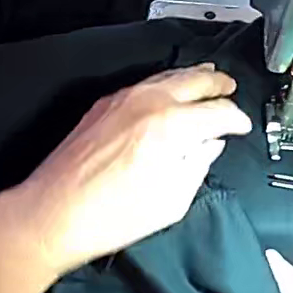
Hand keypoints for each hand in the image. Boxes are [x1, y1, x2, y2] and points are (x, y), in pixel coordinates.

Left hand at [1, 64, 252, 276]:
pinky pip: (143, 84)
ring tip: (206, 79)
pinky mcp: (102, 106)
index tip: (240, 126)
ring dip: (191, 77)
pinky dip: (163, 83)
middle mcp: (147, 103)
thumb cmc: (107, 215)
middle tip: (229, 87)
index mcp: (171, 126)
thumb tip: (208, 147)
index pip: (218, 112)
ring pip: (167, 76)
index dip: (236, 119)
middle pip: (195, 80)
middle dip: (218, 84)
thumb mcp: (171, 201)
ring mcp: (121, 100)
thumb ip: (197, 165)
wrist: (53, 214)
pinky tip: (167, 91)